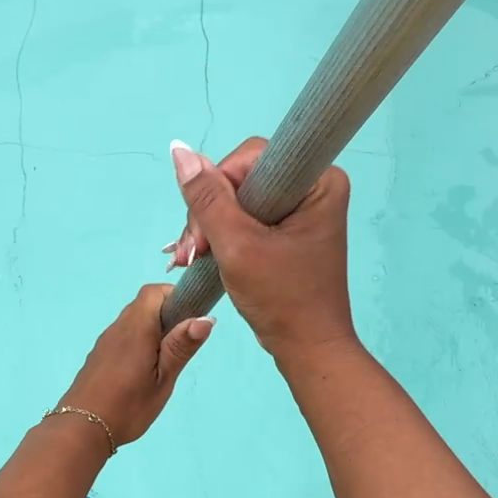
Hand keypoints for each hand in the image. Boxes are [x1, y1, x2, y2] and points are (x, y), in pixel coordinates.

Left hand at [57, 284, 214, 448]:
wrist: (81, 429)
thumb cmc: (128, 406)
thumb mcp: (163, 379)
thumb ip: (181, 347)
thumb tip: (205, 318)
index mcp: (136, 327)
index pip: (155, 292)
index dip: (176, 297)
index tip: (191, 319)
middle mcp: (117, 328)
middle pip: (144, 306)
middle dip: (167, 317)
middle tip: (181, 347)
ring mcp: (105, 342)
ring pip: (132, 323)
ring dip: (152, 332)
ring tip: (164, 364)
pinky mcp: (98, 357)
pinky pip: (122, 339)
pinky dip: (137, 344)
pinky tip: (142, 373)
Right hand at [165, 138, 355, 360]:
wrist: (306, 346)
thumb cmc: (281, 297)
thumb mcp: (237, 246)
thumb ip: (206, 199)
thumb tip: (179, 151)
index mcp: (318, 181)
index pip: (250, 159)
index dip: (217, 188)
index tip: (202, 234)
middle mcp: (314, 186)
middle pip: (241, 179)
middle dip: (209, 214)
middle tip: (192, 253)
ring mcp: (301, 209)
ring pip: (238, 199)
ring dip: (210, 227)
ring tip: (192, 259)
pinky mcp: (289, 229)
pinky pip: (246, 217)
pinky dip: (222, 235)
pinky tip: (202, 255)